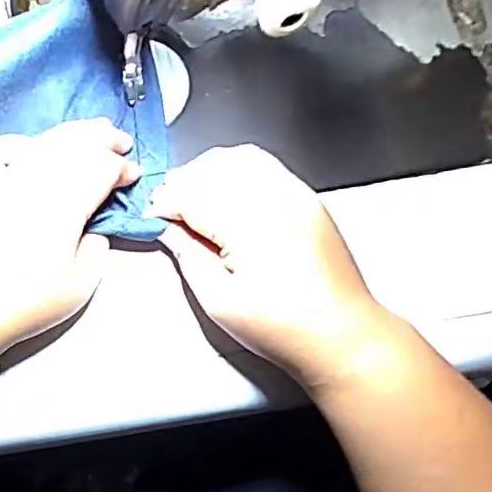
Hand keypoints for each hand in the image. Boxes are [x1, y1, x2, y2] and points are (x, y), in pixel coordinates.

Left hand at [0, 118, 138, 351]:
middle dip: (102, 139)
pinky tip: (34, 146)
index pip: (101, 168)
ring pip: (43, 141)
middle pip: (74, 144)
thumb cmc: (25, 303)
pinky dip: (21, 142)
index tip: (133, 176)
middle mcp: (35, 180)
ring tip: (91, 131)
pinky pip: (0, 150)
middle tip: (121, 141)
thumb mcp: (80, 285)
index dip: (121, 168)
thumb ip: (96, 248)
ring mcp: (4, 180)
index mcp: (64, 203)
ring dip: (72, 133)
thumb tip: (94, 228)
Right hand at [154, 145, 400, 390]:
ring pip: (240, 158)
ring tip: (192, 196)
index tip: (151, 215)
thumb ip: (189, 257)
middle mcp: (274, 200)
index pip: (193, 194)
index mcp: (249, 225)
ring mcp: (295, 195)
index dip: (165, 203)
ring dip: (209, 171)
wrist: (340, 333)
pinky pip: (266, 165)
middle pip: (214, 169)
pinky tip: (226, 191)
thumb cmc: (285, 327)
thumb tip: (168, 230)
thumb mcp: (219, 301)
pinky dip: (238, 169)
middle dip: (183, 182)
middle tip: (166, 208)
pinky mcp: (307, 199)